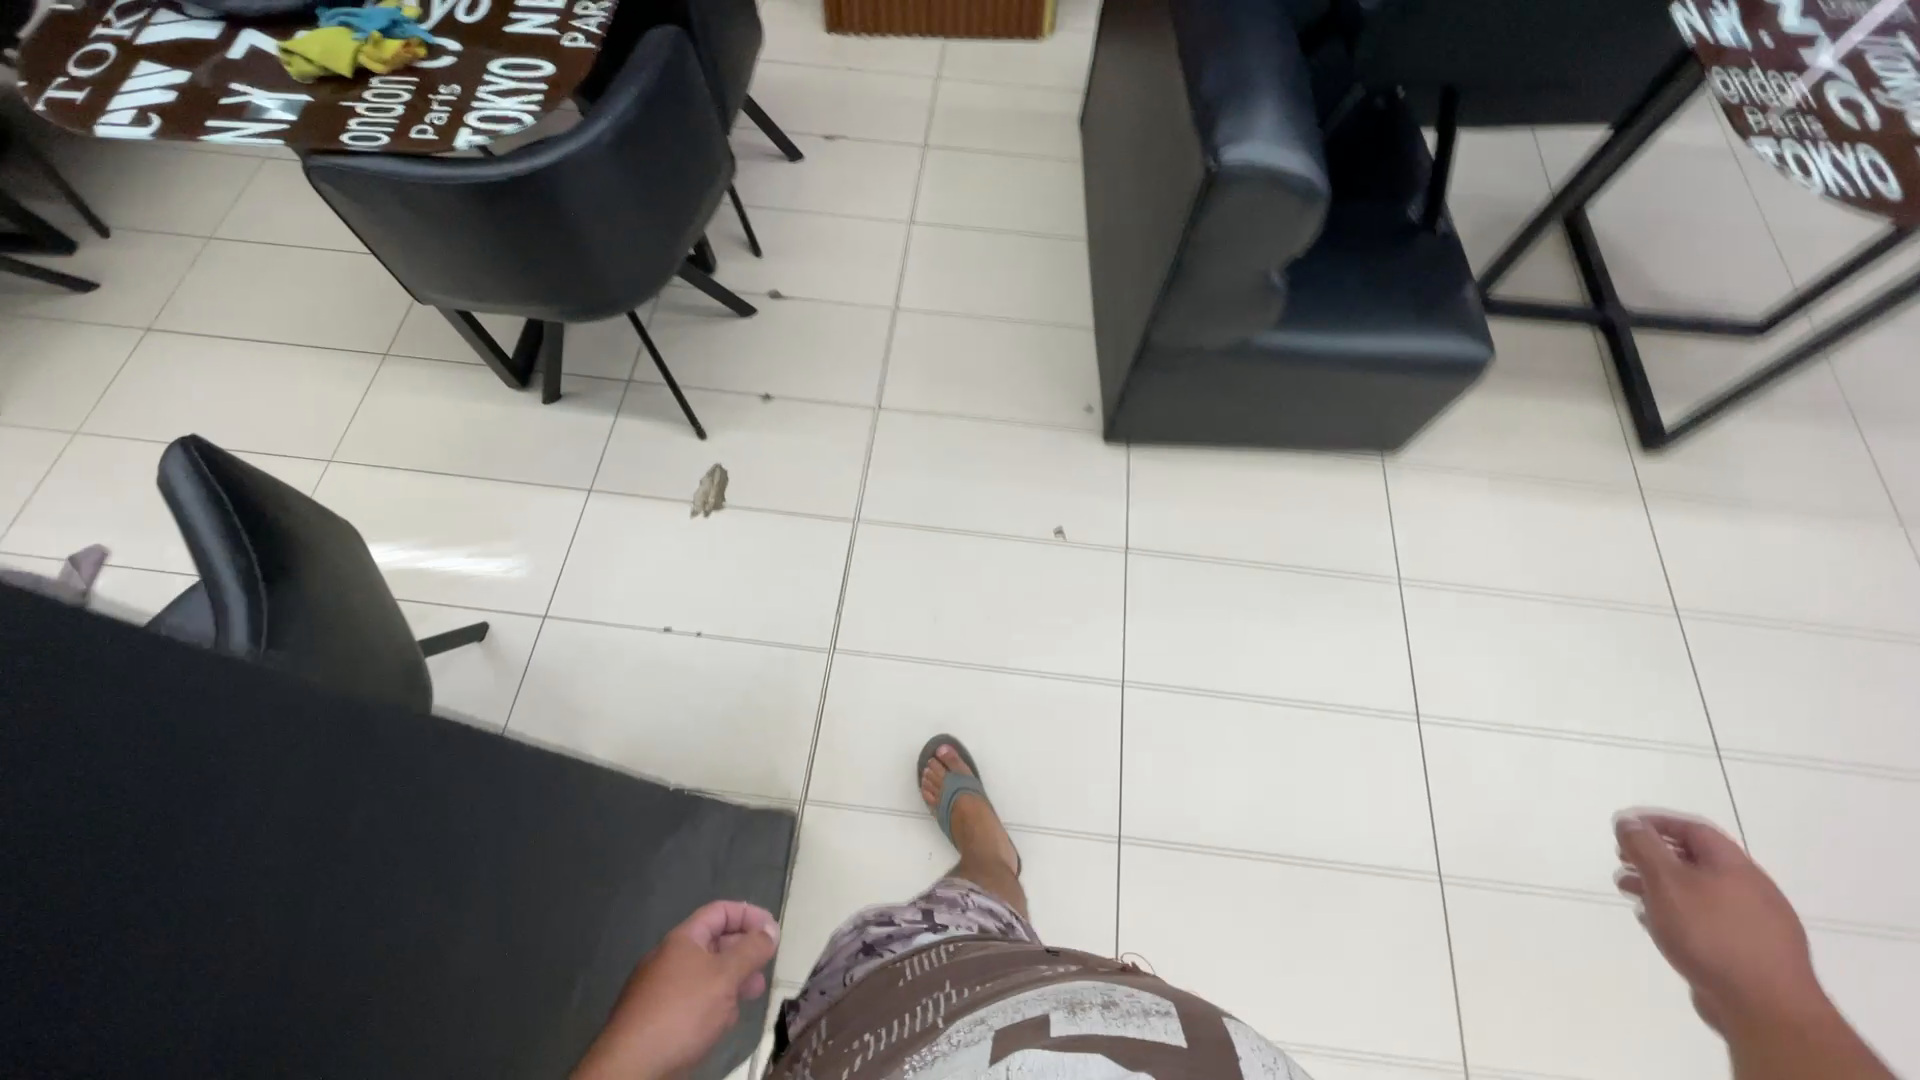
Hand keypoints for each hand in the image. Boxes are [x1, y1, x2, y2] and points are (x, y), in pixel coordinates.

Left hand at [573, 900, 779, 1079]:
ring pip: (705, 975)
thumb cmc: (681, 1013)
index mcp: (683, 940)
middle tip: (765, 968)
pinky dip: (712, 1004)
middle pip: (714, 943)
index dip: (748, 915)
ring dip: (731, 981)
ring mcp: (660, 990)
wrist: (628, 1069)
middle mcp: (669, 959)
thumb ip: (751, 950)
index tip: (772, 931)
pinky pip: (692, 1001)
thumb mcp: (724, 976)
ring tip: (751, 997)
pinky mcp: (656, 1019)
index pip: (720, 912)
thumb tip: (770, 929)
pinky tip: (721, 1023)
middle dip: (743, 953)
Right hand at [1612, 810, 1825, 1034]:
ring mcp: (1755, 923)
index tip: (1624, 828)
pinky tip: (1658, 926)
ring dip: (1661, 886)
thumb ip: (1644, 847)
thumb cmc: (1710, 933)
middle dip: (1654, 856)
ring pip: (1699, 892)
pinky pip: (1707, 920)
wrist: (1765, 1006)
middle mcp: (1751, 889)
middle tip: (1622, 860)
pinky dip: (1678, 914)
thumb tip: (1628, 821)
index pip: (1693, 829)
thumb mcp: (1667, 881)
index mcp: (1735, 867)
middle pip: (1696, 860)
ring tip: (1630, 893)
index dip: (1656, 823)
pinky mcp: (1749, 951)